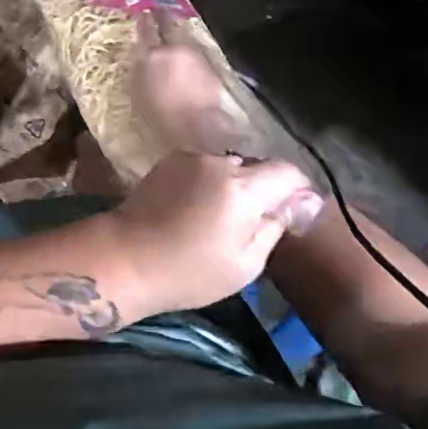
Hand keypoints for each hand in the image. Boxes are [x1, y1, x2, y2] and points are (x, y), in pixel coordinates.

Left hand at [105, 151, 322, 316]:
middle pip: (256, 168)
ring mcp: (191, 157)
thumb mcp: (245, 263)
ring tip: (220, 218)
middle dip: (263, 190)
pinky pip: (204, 166)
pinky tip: (196, 208)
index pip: (287, 171)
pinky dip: (209, 182)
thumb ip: (275, 226)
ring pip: (229, 166)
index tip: (296, 210)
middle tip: (255, 223)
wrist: (127, 256)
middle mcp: (218, 162)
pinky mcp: (170, 159)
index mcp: (242, 189)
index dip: (298, 189)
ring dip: (234, 185)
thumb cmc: (190, 271)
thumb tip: (300, 203)